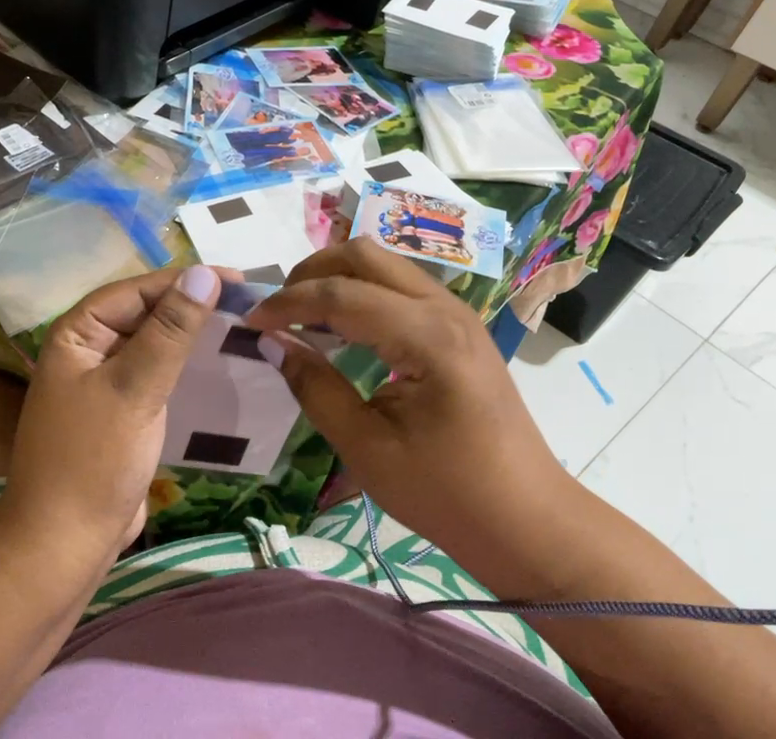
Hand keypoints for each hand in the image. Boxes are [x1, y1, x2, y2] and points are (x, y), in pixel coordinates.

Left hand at [0, 265, 223, 558]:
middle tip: (247, 303)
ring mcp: (103, 383)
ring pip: (152, 344)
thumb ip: (170, 331)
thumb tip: (204, 274)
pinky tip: (215, 365)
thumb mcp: (134, 389)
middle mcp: (86, 350)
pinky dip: (183, 366)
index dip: (185, 280)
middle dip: (190, 304)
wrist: (63, 544)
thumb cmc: (92, 460)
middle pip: (144, 313)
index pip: (137, 290)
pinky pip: (155, 375)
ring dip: (189, 334)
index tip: (239, 280)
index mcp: (76, 334)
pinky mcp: (120, 413)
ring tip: (239, 325)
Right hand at [244, 239, 567, 542]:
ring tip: (301, 315)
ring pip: (385, 263)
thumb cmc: (446, 494)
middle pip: (365, 254)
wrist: (526, 520)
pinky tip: (341, 327)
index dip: (289, 302)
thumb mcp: (367, 449)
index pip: (341, 294)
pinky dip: (361, 291)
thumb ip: (316, 388)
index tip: (250, 322)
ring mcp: (458, 314)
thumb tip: (273, 342)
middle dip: (311, 272)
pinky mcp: (459, 328)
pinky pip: (400, 286)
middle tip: (277, 309)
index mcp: (428, 338)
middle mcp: (446, 309)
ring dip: (337, 277)